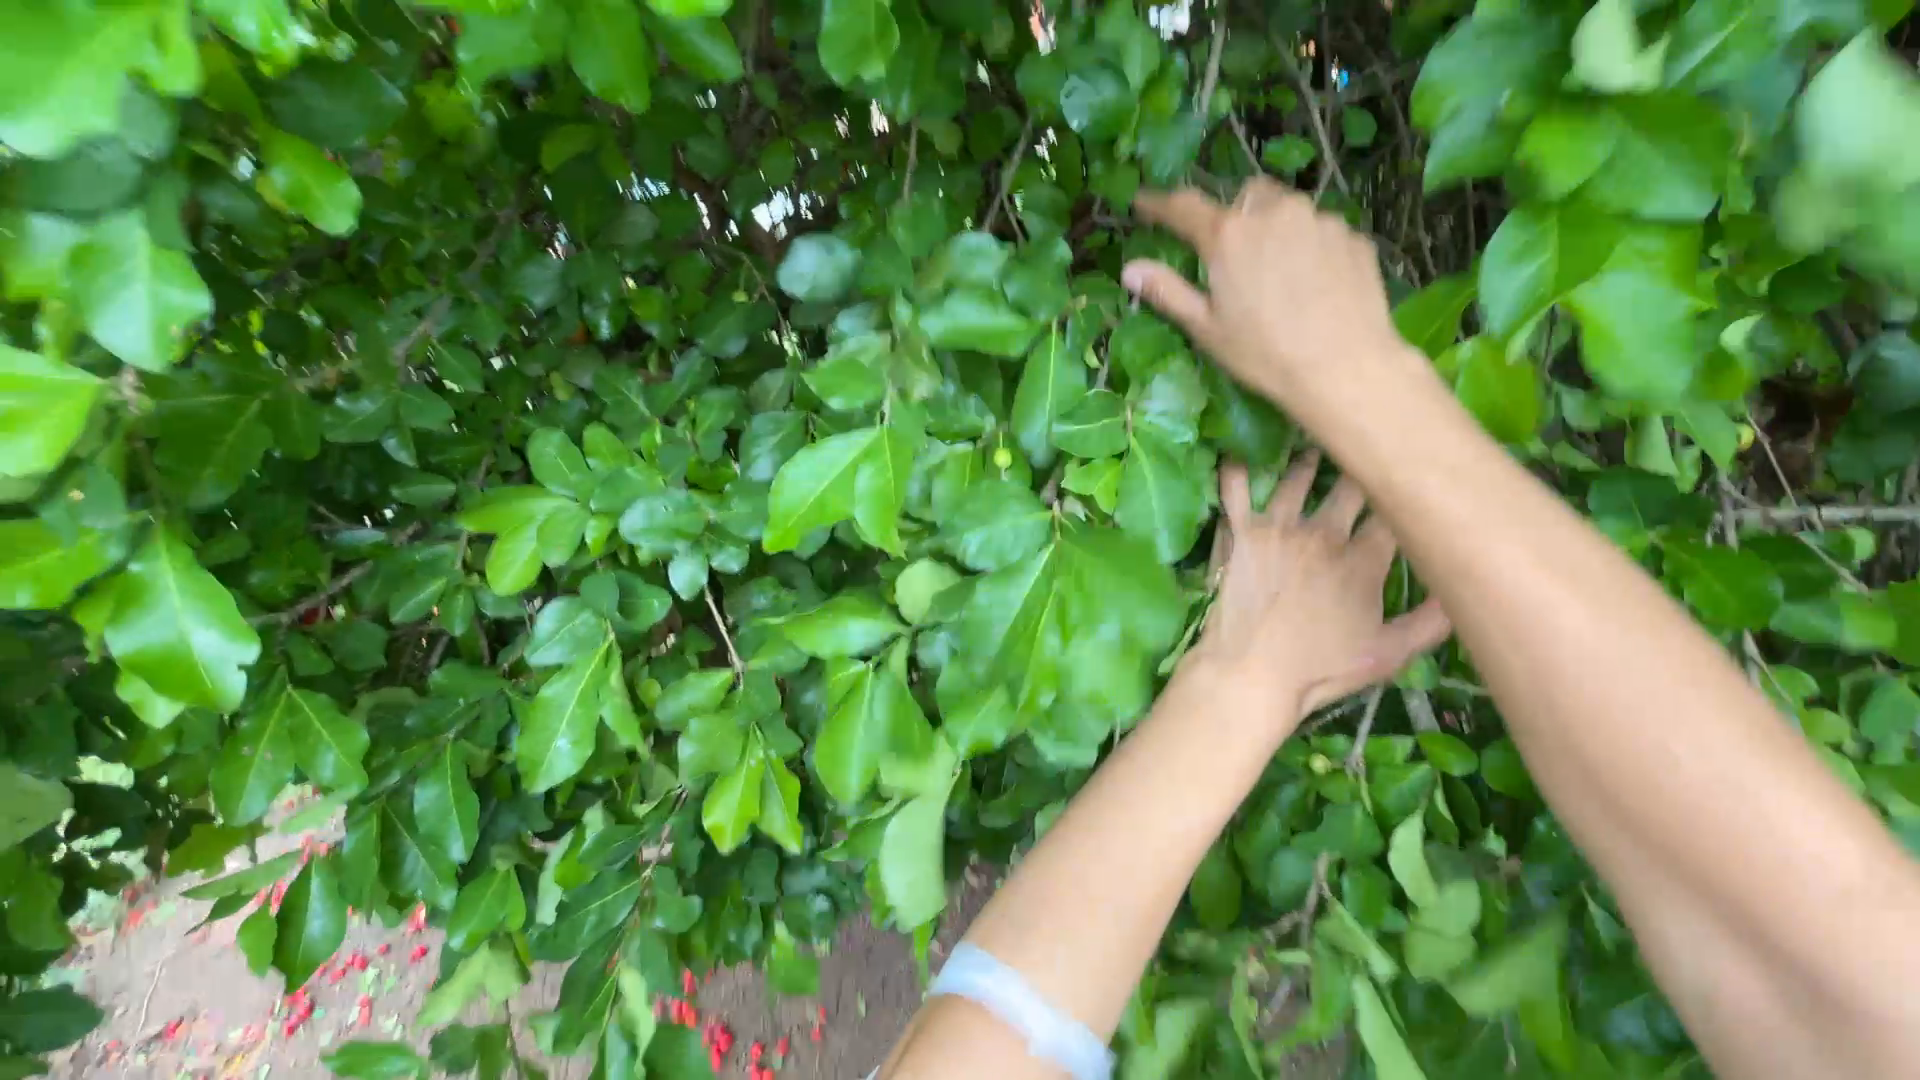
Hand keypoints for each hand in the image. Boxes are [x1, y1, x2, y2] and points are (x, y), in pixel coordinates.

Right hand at [1121, 179, 1415, 408]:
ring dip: (1273, 228)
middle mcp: (1275, 213)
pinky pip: (1320, 230)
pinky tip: (1310, 284)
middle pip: (1245, 197)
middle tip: (1230, 251)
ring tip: (1275, 270)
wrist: (1344, 368)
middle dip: (1233, 215)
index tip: (1143, 203)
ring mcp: (1319, 220)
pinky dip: (1307, 246)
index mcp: (1228, 235)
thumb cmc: (1263, 353)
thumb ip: (1167, 292)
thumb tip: (1130, 269)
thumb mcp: (1206, 329)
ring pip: (1287, 208)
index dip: (1159, 204)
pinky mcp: (1352, 236)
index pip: (1183, 207)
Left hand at [1190, 453, 1450, 721]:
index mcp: (1363, 562)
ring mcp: (1278, 530)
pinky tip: (1238, 452)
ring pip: (1296, 480)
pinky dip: (1235, 470)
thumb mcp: (1388, 655)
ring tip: (1313, 448)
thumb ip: (1431, 622)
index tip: (1408, 483)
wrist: (1250, 674)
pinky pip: (1234, 491)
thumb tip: (1465, 593)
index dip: (1403, 498)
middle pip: (1350, 488)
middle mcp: (1323, 535)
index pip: (1393, 515)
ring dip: (1307, 464)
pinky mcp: (1239, 534)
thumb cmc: (1318, 670)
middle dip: (1361, 469)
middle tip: (1363, 454)